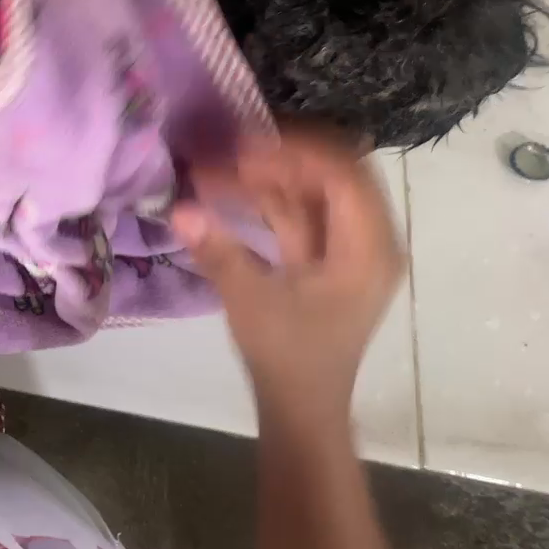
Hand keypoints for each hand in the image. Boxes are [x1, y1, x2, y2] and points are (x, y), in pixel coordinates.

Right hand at [171, 131, 405, 427]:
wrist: (301, 403)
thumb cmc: (288, 354)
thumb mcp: (250, 301)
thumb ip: (218, 252)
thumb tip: (180, 209)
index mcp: (367, 250)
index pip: (345, 176)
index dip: (297, 152)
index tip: (243, 145)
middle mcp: (365, 241)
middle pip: (330, 175)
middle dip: (278, 157)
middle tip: (224, 151)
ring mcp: (343, 248)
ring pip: (309, 191)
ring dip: (264, 175)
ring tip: (211, 166)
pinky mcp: (319, 257)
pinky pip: (295, 212)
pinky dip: (261, 197)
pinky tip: (220, 190)